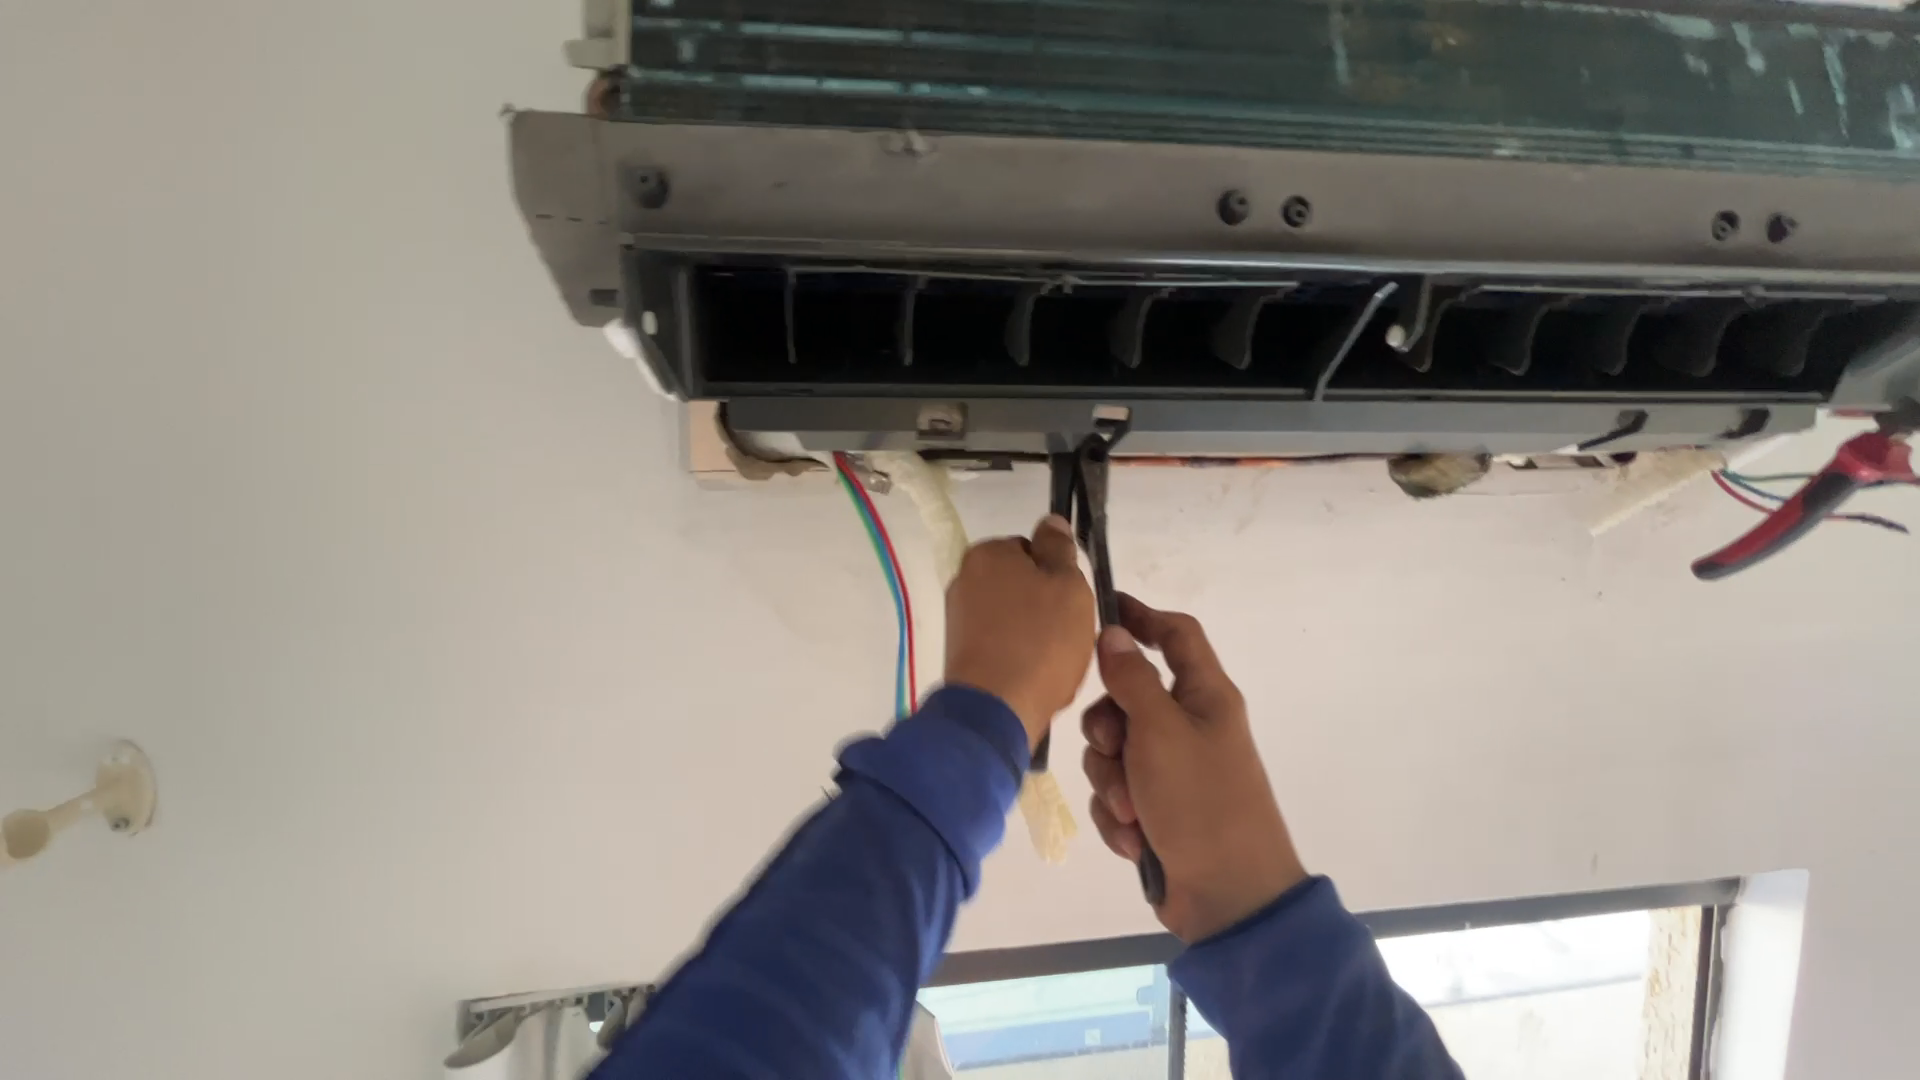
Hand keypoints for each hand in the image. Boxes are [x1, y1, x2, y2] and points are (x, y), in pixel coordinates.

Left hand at [945, 515, 1095, 749]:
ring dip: (1035, 633)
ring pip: (1013, 616)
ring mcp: (957, 617)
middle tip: (1066, 633)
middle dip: (1046, 605)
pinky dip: (1018, 654)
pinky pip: (999, 643)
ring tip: (1052, 660)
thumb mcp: (1067, 585)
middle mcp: (964, 578)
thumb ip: (1060, 548)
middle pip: (1022, 583)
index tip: (1070, 601)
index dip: (1058, 574)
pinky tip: (1034, 674)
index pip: (1033, 550)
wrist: (996, 708)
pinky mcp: (959, 652)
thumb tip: (1051, 520)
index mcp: (987, 553)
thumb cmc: (1040, 640)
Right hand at [1081, 595, 1307, 942]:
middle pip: (1127, 696)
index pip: (1176, 635)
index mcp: (1204, 697)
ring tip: (1132, 811)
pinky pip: (1117, 790)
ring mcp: (1172, 769)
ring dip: (1112, 781)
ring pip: (1114, 749)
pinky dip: (1119, 814)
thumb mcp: (1160, 732)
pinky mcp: (1156, 807)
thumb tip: (1112, 632)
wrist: (1229, 900)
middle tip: (1115, 749)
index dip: (1141, 617)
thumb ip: (1131, 679)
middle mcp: (1187, 725)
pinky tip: (1137, 838)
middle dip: (1108, 727)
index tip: (1101, 610)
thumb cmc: (1201, 802)